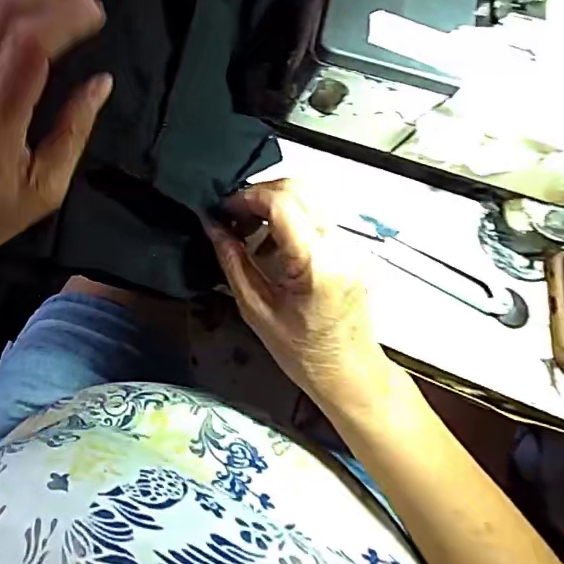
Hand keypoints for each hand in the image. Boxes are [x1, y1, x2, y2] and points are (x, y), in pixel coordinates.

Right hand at [205, 180, 392, 408]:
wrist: (349, 373)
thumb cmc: (303, 352)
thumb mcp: (255, 308)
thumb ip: (232, 260)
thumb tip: (213, 226)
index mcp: (317, 263)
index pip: (282, 202)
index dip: (246, 197)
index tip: (223, 209)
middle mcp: (340, 246)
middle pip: (297, 189)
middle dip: (258, 194)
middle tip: (232, 216)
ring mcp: (350, 245)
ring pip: (308, 197)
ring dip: (273, 203)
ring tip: (248, 228)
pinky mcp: (350, 248)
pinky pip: (315, 214)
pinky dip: (287, 216)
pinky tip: (269, 242)